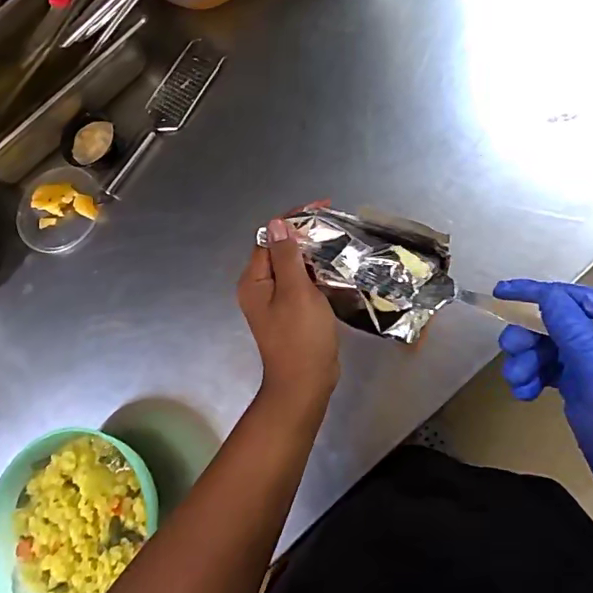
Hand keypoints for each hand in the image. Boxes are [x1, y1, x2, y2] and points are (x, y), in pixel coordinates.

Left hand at [237, 218, 339, 412]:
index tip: (322, 208)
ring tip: (338, 239)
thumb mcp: (295, 291)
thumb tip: (277, 223)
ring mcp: (274, 301)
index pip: (269, 238)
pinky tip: (335, 266)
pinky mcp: (290, 312)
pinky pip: (300, 283)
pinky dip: (315, 271)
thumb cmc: (300, 337)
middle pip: (280, 250)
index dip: (293, 220)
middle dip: (304, 233)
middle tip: (334, 222)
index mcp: (253, 280)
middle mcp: (259, 287)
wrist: (305, 384)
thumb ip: (286, 256)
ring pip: (292, 266)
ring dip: (312, 252)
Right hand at [493, 279, 592, 570]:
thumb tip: (547, 294)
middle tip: (509, 352)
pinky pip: (557, 370)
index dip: (538, 293)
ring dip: (529, 359)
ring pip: (555, 346)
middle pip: (563, 322)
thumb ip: (574, 332)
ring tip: (516, 383)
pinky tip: (524, 394)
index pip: (579, 299)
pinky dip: (537, 377)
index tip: (500, 293)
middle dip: (531, 334)